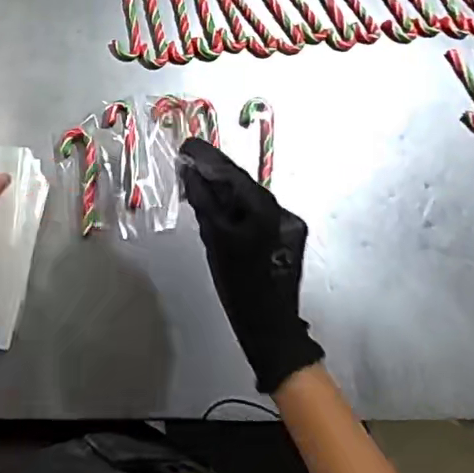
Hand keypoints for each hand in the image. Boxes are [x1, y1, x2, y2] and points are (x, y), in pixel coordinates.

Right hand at [178, 137, 323, 394]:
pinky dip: (236, 206)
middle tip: (187, 160)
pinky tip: (219, 207)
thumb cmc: (239, 284)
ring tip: (197, 182)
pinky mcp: (287, 234)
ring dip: (224, 189)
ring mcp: (287, 222)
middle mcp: (282, 210)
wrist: (271, 326)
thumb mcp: (214, 239)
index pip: (231, 174)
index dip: (207, 158)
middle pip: (241, 183)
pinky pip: (255, 211)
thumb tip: (190, 171)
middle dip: (214, 172)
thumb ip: (203, 201)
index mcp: (265, 209)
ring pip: (248, 197)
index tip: (186, 146)